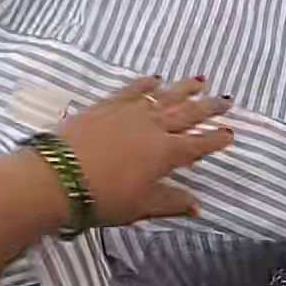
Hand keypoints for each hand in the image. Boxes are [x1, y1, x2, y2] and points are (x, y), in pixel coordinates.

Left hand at [53, 76, 233, 225]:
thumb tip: (198, 206)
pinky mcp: (108, 105)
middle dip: (209, 107)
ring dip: (185, 89)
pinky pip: (133, 90)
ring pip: (165, 97)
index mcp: (166, 153)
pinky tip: (156, 79)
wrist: (54, 177)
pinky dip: (147, 84)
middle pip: (188, 114)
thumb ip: (171, 202)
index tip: (230, 133)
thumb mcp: (140, 206)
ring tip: (201, 80)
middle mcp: (154, 127)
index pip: (199, 144)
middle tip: (226, 100)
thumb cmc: (101, 197)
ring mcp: (130, 112)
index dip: (216, 139)